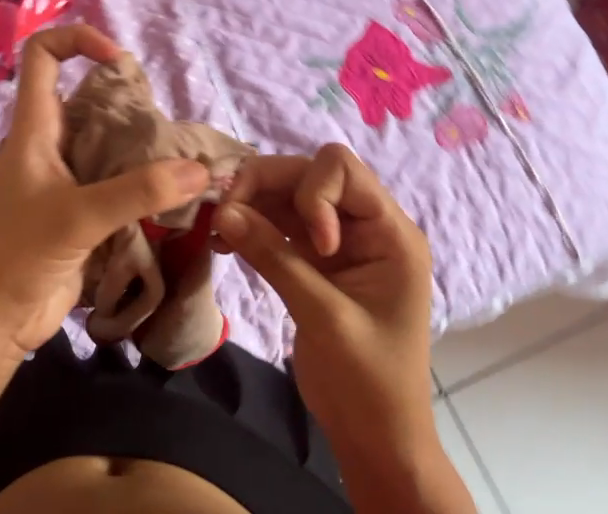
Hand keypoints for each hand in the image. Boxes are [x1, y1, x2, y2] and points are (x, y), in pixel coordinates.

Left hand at [0, 26, 212, 361]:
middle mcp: (48, 147)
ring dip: (143, 152)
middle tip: (170, 129)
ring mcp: (64, 183)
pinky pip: (116, 189)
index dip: (77, 41)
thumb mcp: (76, 217)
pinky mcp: (78, 218)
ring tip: (185, 162)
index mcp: (33, 129)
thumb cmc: (14, 257)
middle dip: (130, 106)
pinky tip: (176, 199)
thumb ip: (137, 192)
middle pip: (89, 102)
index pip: (42, 57)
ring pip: (107, 148)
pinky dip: (145, 189)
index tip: (118, 60)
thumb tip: (200, 169)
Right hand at [214, 145, 447, 481]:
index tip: (311, 246)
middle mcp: (363, 225)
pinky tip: (223, 243)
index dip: (312, 193)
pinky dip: (248, 225)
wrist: (375, 435)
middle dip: (264, 187)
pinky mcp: (311, 259)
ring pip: (285, 195)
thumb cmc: (368, 379)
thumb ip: (275, 259)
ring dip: (249, 204)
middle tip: (224, 217)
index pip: (342, 171)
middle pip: (306, 175)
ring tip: (217, 231)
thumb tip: (222, 211)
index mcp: (389, 232)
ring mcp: (335, 240)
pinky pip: (276, 223)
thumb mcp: (324, 317)